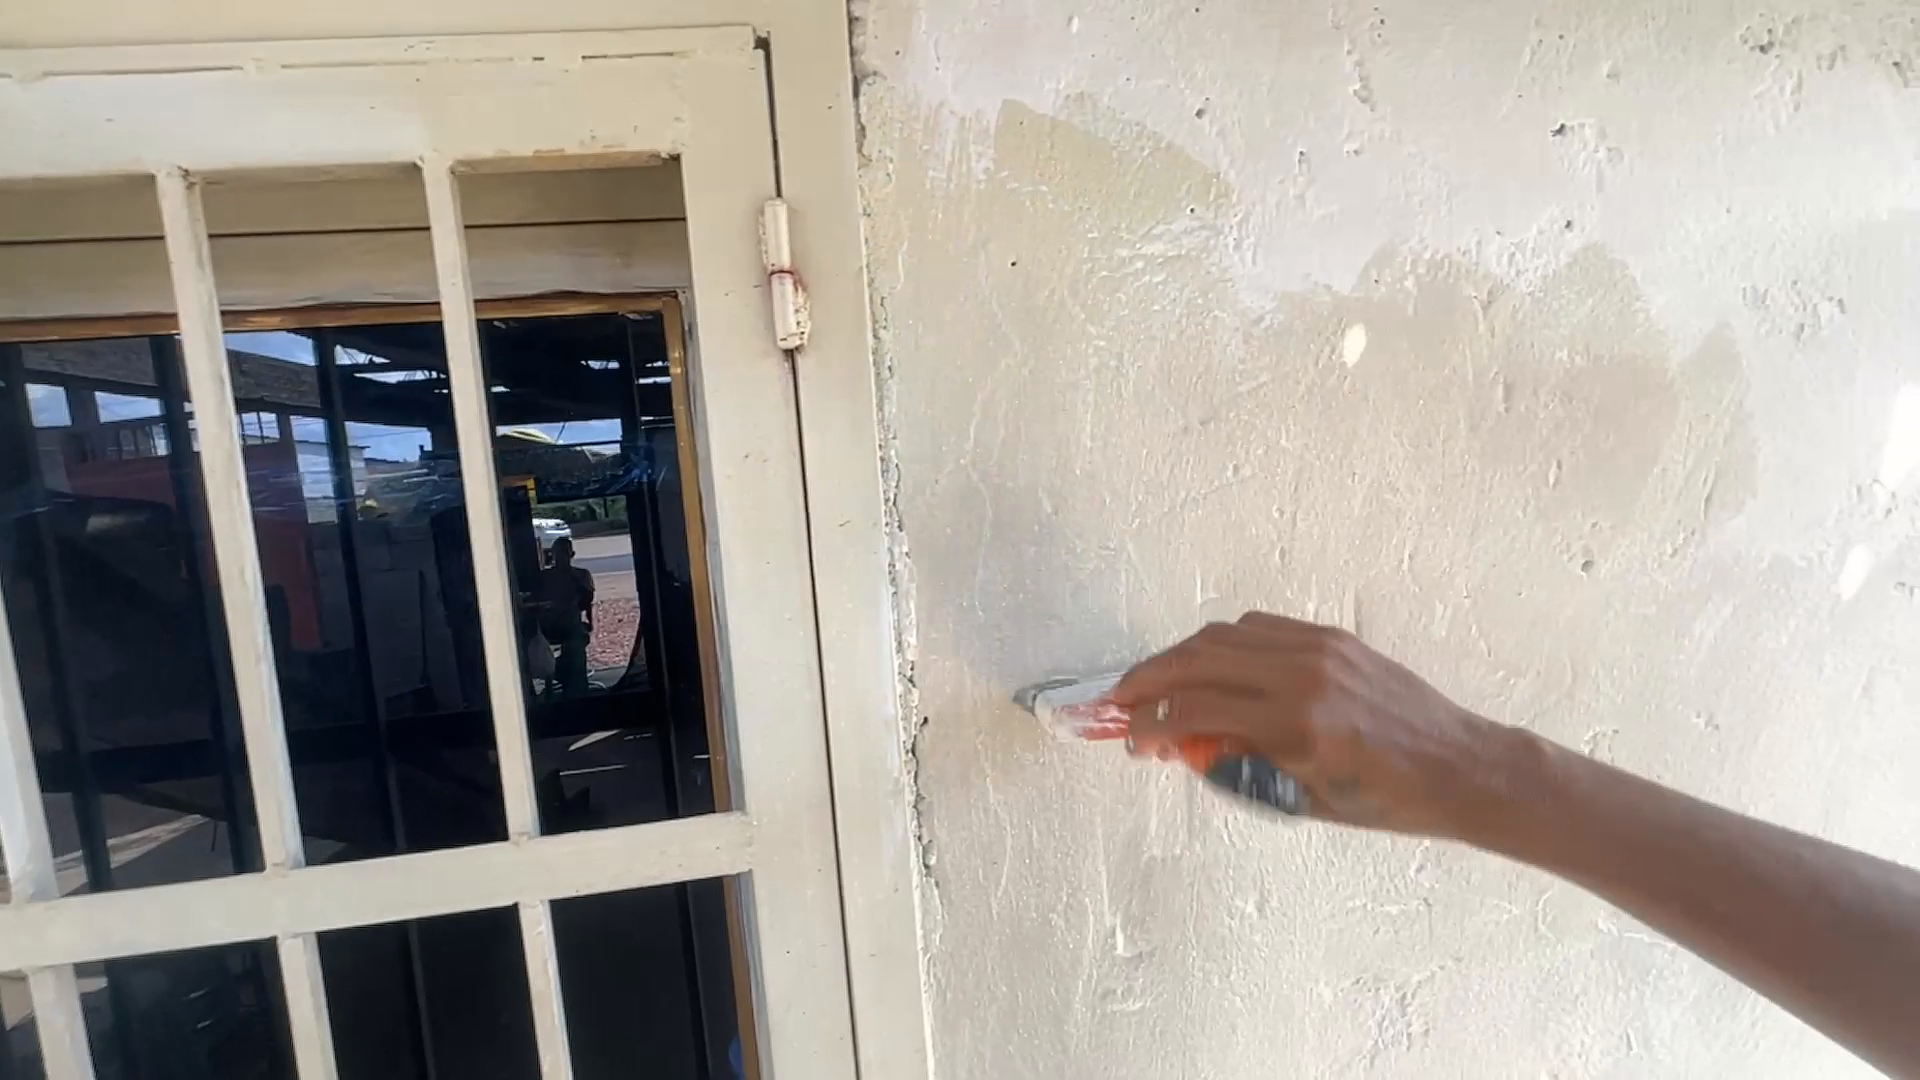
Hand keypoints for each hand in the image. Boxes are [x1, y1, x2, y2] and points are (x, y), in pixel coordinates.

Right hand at [1112, 612, 1529, 838]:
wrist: (1462, 765)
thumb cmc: (1387, 800)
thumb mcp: (1303, 800)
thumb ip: (1237, 766)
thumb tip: (1181, 744)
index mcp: (1296, 726)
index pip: (1195, 711)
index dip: (1151, 724)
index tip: (1132, 740)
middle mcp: (1299, 675)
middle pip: (1194, 660)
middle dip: (1146, 679)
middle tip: (1120, 698)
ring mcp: (1314, 647)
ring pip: (1218, 636)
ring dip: (1176, 657)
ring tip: (1155, 680)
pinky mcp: (1327, 634)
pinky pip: (1253, 627)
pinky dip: (1218, 644)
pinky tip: (1208, 664)